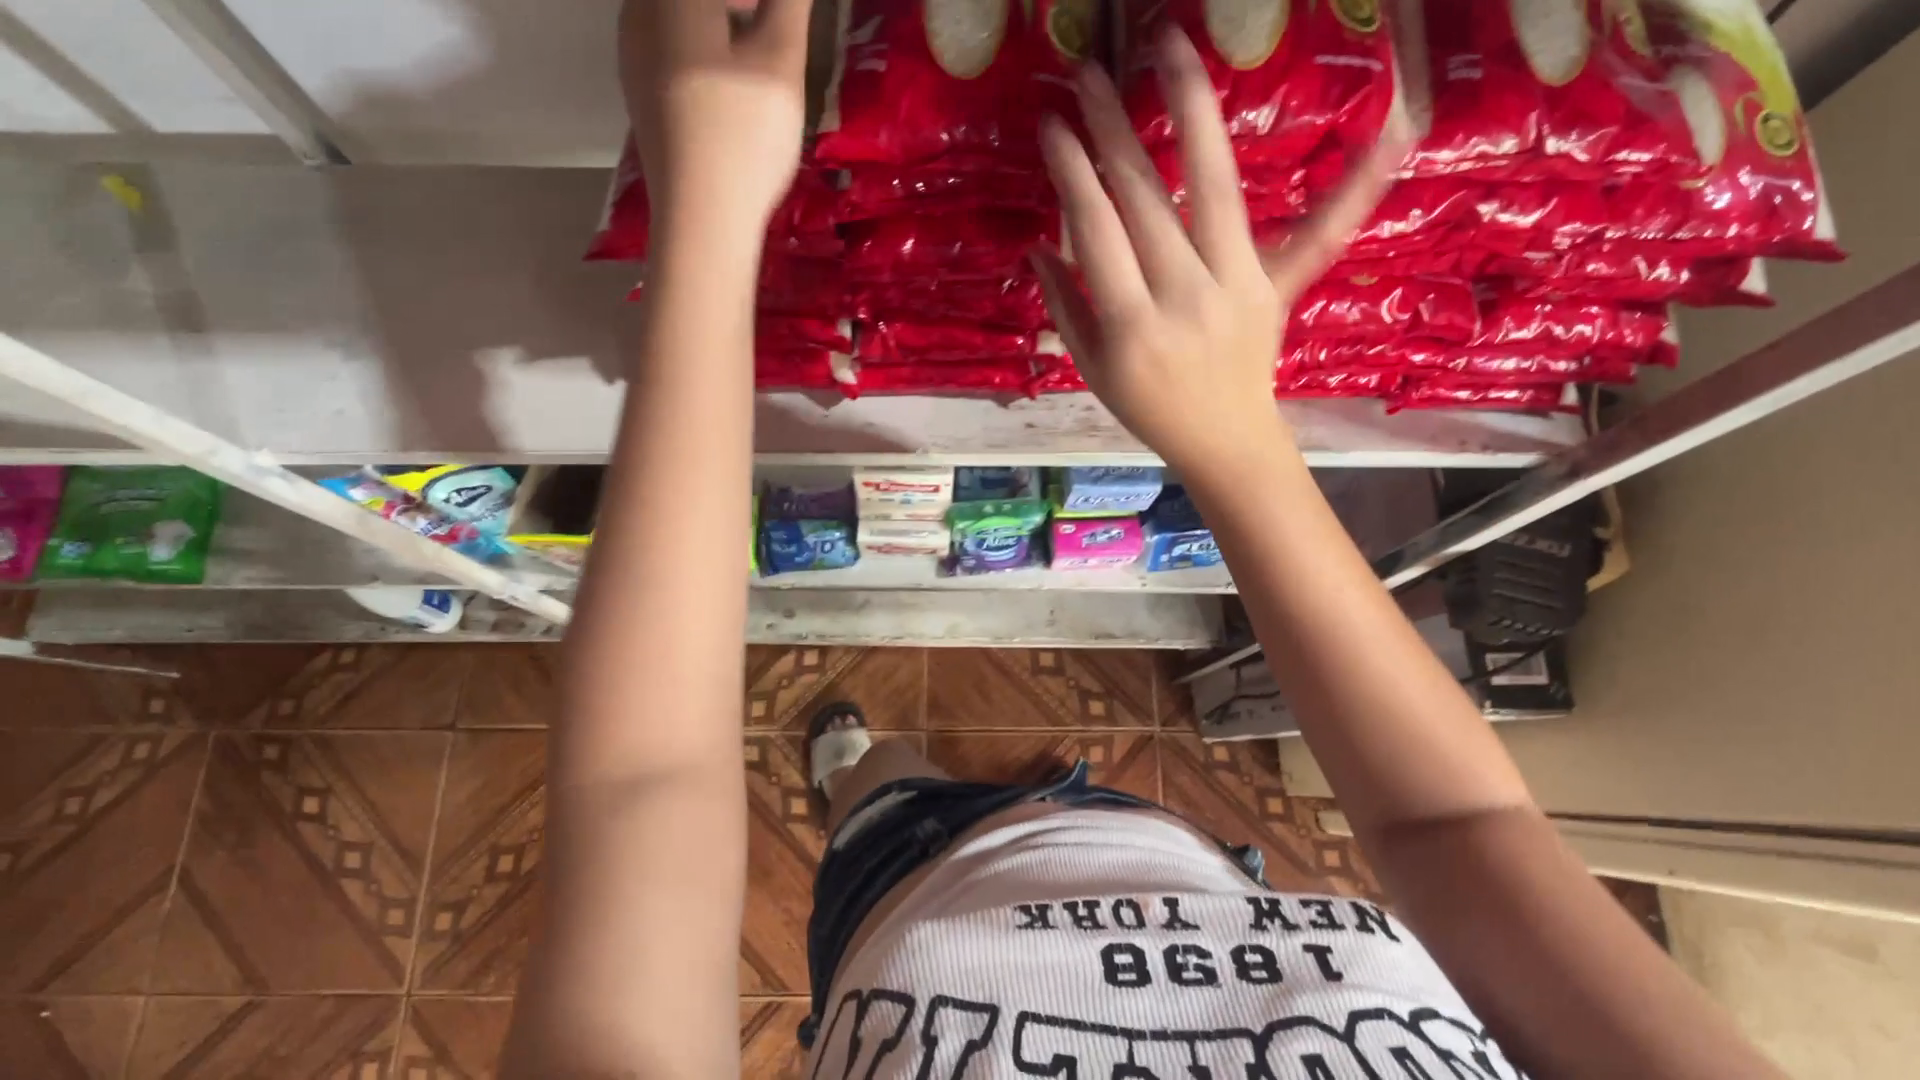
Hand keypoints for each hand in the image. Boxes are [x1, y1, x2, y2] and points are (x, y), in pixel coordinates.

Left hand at [618, 0, 813, 227]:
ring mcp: (634, 52)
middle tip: (779, 16)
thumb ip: (788, 2)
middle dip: (741, 5)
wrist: (701, 219)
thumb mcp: (780, 61)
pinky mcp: (641, 88)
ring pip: (678, 12)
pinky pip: (670, 36)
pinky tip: (733, 67)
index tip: (785, 11)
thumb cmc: (745, 136)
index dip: (762, 2)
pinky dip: (704, 37)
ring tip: (763, 34)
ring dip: (722, 16)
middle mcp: (640, 12)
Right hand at [1031, 27, 1406, 475]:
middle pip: (1145, 200)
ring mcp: (1240, 287)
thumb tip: (1040, 245)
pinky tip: (1399, 123)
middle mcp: (1186, 298)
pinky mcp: (1281, 285)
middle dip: (1112, 129)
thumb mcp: (1092, 369)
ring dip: (1190, 111)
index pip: (1096, 232)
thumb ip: (1065, 306)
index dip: (1072, 173)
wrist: (1224, 441)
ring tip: (1169, 48)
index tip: (1052, 125)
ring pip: (1214, 187)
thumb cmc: (1150, 408)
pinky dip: (1358, 183)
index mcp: (1131, 326)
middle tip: (1089, 71)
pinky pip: (1321, 233)